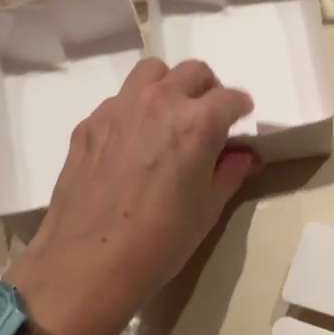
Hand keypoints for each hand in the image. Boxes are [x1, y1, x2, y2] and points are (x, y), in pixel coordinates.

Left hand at [4, 59, 260, 334]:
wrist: (88, 261)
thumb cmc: (160, 241)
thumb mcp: (207, 210)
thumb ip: (229, 173)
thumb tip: (244, 156)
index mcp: (196, 122)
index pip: (230, 98)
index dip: (240, 108)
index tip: (241, 119)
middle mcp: (158, 103)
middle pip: (192, 73)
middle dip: (208, 89)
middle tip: (208, 117)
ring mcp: (118, 109)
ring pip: (151, 73)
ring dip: (169, 86)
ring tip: (169, 118)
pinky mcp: (89, 124)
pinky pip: (119, 101)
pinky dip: (135, 110)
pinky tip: (133, 144)